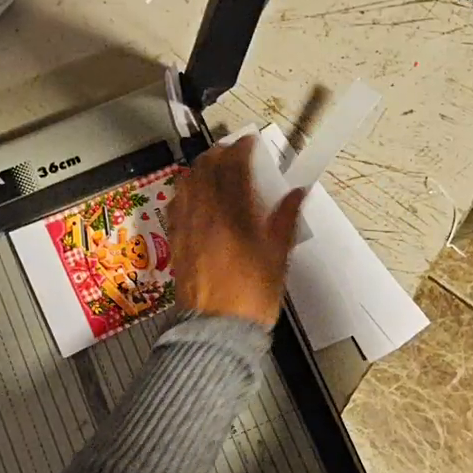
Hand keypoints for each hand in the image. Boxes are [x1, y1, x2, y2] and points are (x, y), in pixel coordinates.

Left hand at [168, 138, 306, 326]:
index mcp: (234, 215)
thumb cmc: (252, 297)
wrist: (216, 330)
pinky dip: (185, 190)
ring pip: (187, 183)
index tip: (250, 141)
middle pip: (205, 170)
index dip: (241, 149)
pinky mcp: (175, 241)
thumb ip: (285, 220)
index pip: (234, 168)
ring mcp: (186, 227)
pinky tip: (191, 192)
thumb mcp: (278, 257)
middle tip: (232, 149)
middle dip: (218, 153)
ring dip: (199, 168)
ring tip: (212, 165)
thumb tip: (298, 192)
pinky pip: (175, 204)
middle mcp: (205, 215)